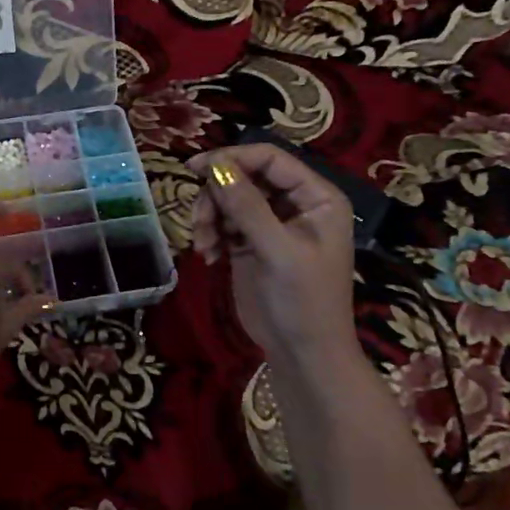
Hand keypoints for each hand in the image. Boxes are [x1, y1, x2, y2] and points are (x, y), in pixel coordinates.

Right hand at [187, 145, 357, 358]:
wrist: (302, 351)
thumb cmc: (303, 300)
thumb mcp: (277, 250)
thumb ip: (247, 206)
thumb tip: (215, 166)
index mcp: (316, 198)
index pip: (270, 160)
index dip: (232, 158)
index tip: (193, 169)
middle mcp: (294, 205)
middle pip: (244, 178)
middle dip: (217, 197)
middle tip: (200, 223)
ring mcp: (270, 226)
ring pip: (228, 201)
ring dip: (209, 218)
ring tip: (204, 247)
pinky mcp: (250, 245)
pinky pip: (222, 224)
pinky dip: (210, 236)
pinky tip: (209, 257)